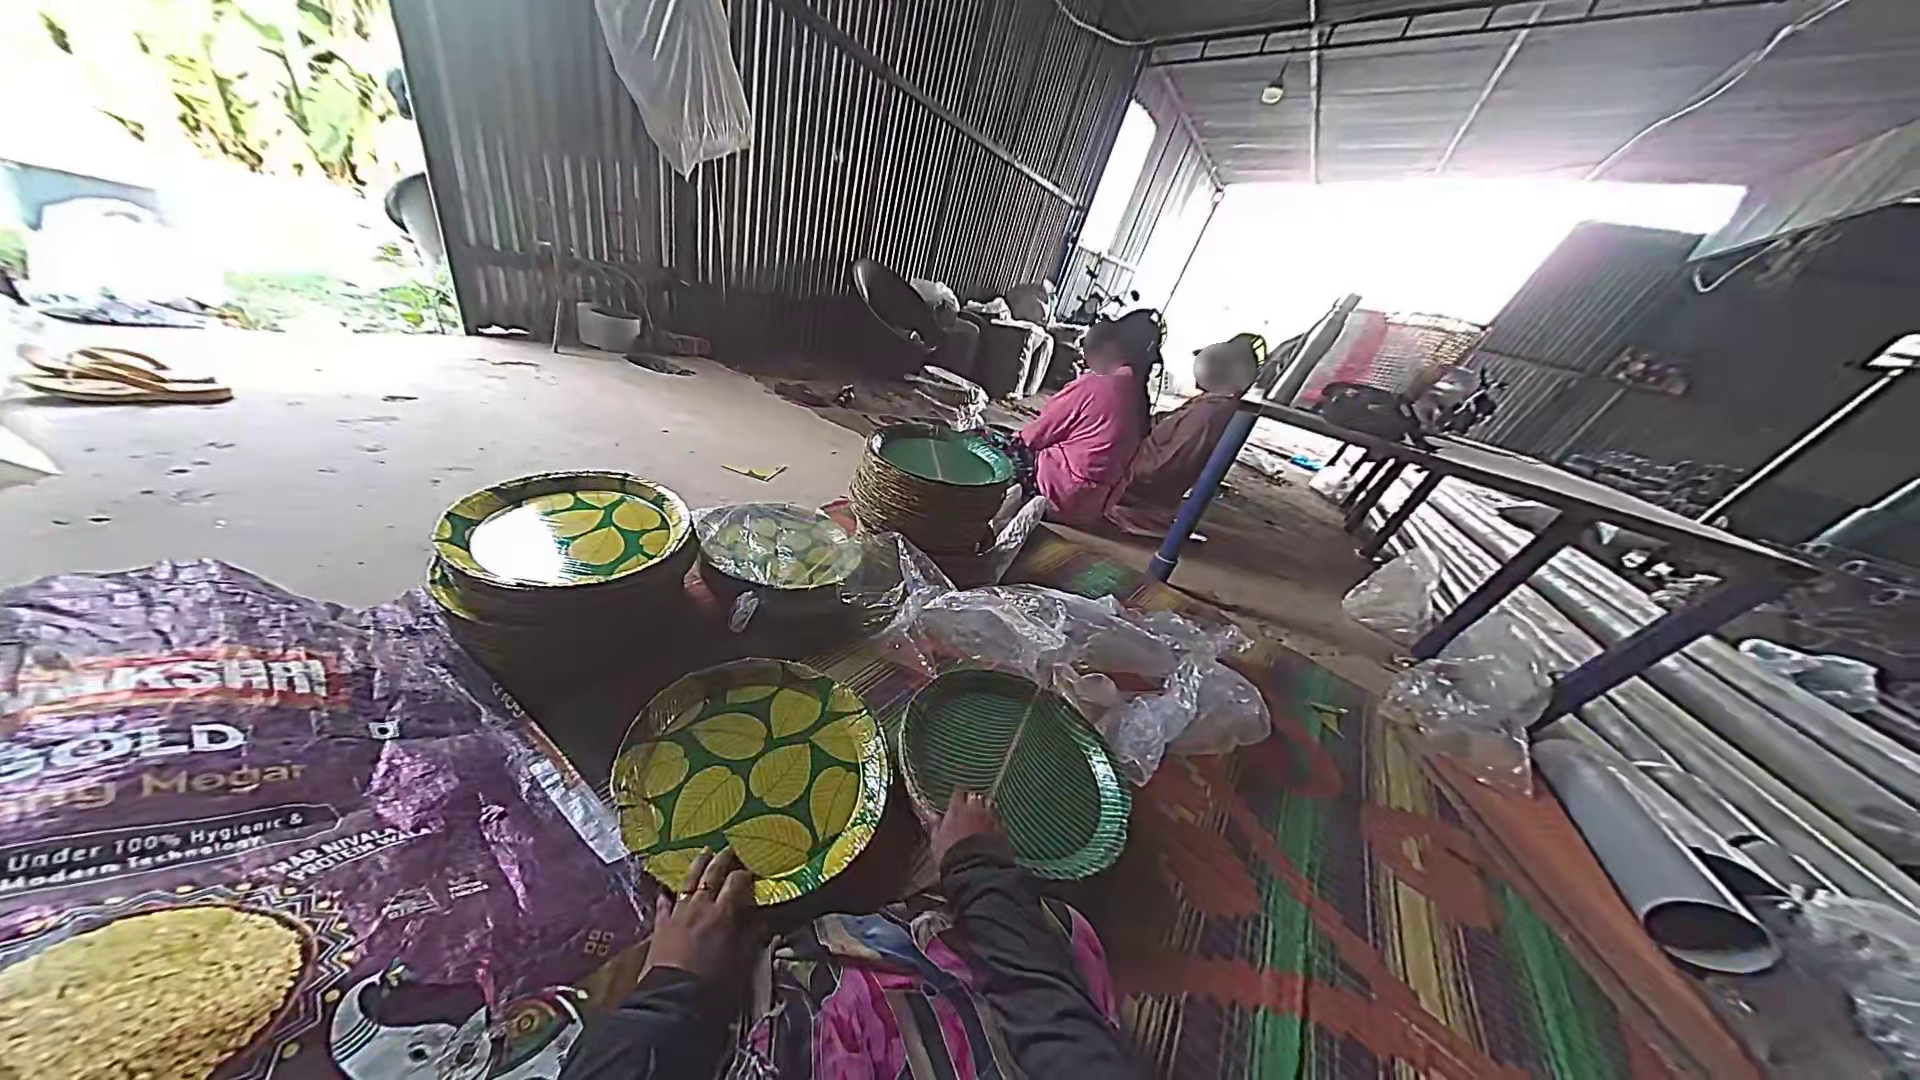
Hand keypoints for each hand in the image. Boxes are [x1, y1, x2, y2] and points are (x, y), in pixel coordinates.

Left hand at [642, 848, 761, 983]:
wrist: (669, 1004)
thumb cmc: (711, 985)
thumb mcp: (740, 962)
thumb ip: (751, 937)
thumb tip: (763, 919)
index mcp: (723, 912)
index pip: (737, 881)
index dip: (745, 873)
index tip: (752, 870)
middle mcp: (701, 906)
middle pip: (713, 874)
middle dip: (723, 859)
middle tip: (730, 848)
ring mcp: (678, 913)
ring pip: (689, 881)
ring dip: (698, 864)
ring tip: (705, 852)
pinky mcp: (660, 926)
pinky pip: (663, 904)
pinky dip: (666, 895)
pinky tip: (666, 889)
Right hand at [931, 788, 1008, 865]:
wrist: (974, 869)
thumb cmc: (952, 855)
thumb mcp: (937, 841)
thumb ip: (935, 825)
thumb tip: (932, 816)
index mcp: (956, 809)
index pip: (958, 793)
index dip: (959, 796)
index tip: (957, 799)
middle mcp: (974, 809)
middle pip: (975, 796)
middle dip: (973, 800)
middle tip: (970, 807)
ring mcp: (989, 817)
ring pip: (990, 804)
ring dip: (986, 808)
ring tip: (983, 815)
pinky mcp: (1001, 828)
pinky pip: (1000, 818)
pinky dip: (997, 820)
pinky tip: (994, 827)